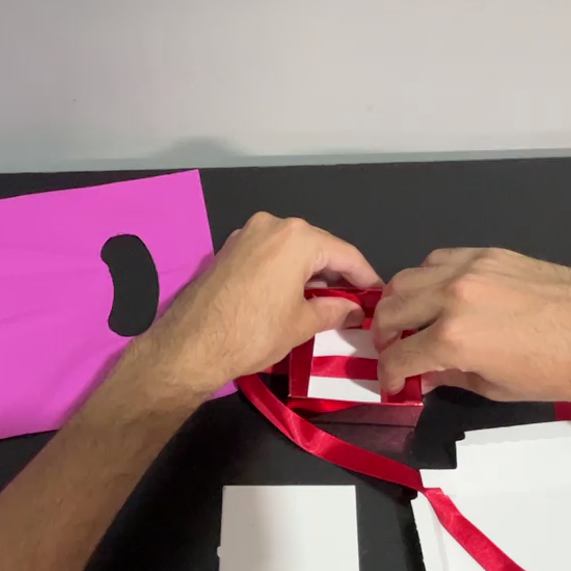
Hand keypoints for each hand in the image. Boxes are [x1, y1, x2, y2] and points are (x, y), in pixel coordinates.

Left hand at [134, 213, 380, 396]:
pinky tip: (293, 293)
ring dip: (310, 272)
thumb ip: (334, 311)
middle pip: (317, 247)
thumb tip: (353, 309)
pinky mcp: (228, 250)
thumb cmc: (253, 332)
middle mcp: (272, 225)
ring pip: (291, 250)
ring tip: (326, 300)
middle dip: (337, 272)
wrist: (192, 345)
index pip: (344, 254)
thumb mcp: (302, 324)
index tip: (379, 293)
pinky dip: (285, 270)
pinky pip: (268, 255)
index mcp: (297, 238)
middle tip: (356, 299)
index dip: (365, 275)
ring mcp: (245, 234)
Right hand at [372, 247, 570, 405]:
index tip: (393, 383)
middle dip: (383, 334)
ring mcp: (471, 268)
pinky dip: (429, 278)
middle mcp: (452, 296)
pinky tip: (441, 295)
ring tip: (410, 320)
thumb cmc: (559, 374)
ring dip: (400, 301)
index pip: (398, 355)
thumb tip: (424, 376)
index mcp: (453, 338)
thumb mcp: (496, 387)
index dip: (389, 374)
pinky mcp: (490, 254)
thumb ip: (450, 377)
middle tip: (393, 350)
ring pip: (408, 277)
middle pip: (392, 307)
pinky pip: (440, 259)